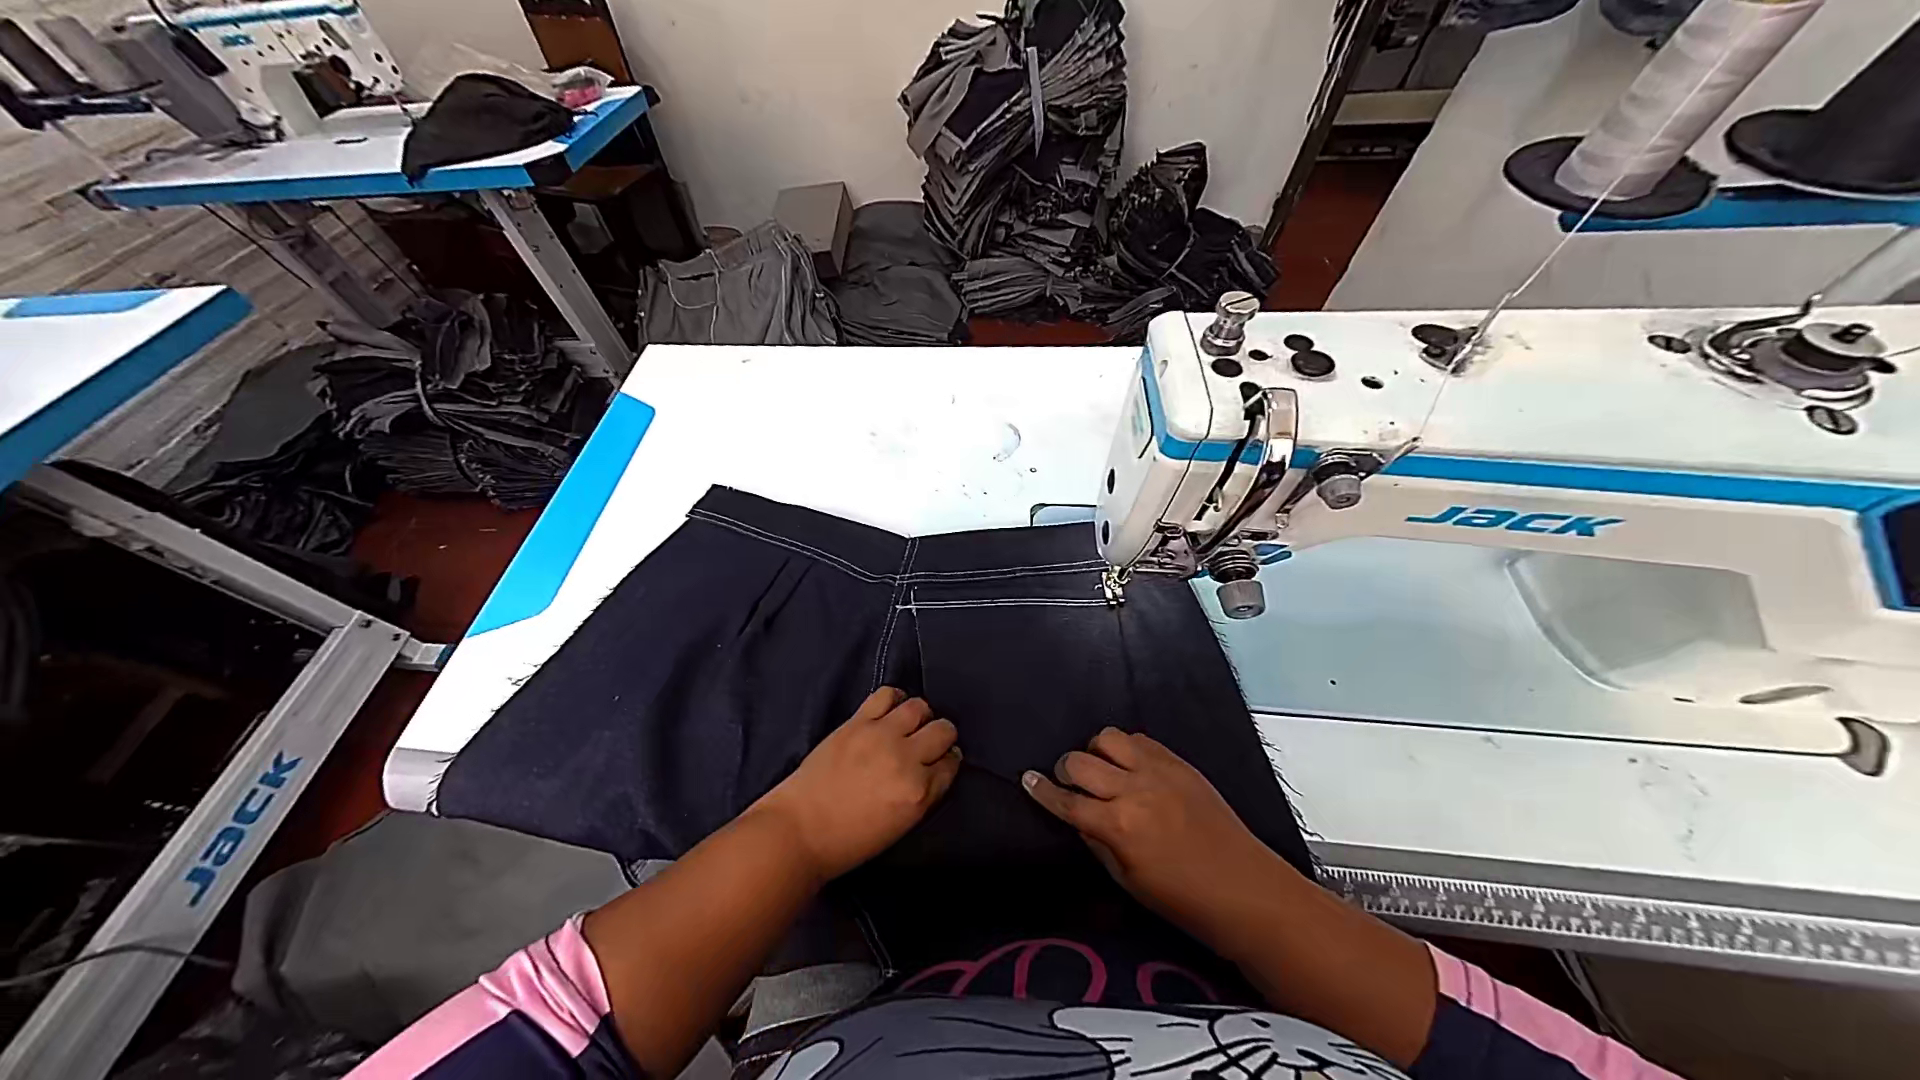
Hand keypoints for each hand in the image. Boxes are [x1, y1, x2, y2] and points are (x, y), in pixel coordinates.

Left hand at [751, 687, 961, 882]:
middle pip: (944, 731)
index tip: (939, 762)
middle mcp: (905, 759)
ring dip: (920, 716)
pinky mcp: (857, 722)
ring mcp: (880, 736)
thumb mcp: (902, 826)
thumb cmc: (849, 840)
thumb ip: (926, 794)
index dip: (948, 761)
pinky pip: (887, 695)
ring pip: (920, 707)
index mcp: (918, 793)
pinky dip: (894, 699)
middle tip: (927, 744)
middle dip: (942, 737)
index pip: (952, 764)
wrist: (799, 831)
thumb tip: (938, 766)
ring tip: (908, 727)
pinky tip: (890, 711)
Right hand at [1022, 728, 1281, 923]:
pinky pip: (1140, 739)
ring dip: (1095, 752)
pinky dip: (1126, 749)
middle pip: (1078, 761)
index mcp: (1119, 827)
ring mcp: (1159, 771)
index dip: (1041, 790)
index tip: (1027, 780)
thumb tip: (1079, 817)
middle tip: (1067, 783)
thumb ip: (1096, 842)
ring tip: (1101, 771)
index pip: (1066, 800)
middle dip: (1064, 770)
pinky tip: (1129, 766)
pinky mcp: (1179, 763)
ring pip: (1107, 737)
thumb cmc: (1185, 900)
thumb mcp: (1127, 881)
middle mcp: (1135, 790)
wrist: (1246, 890)